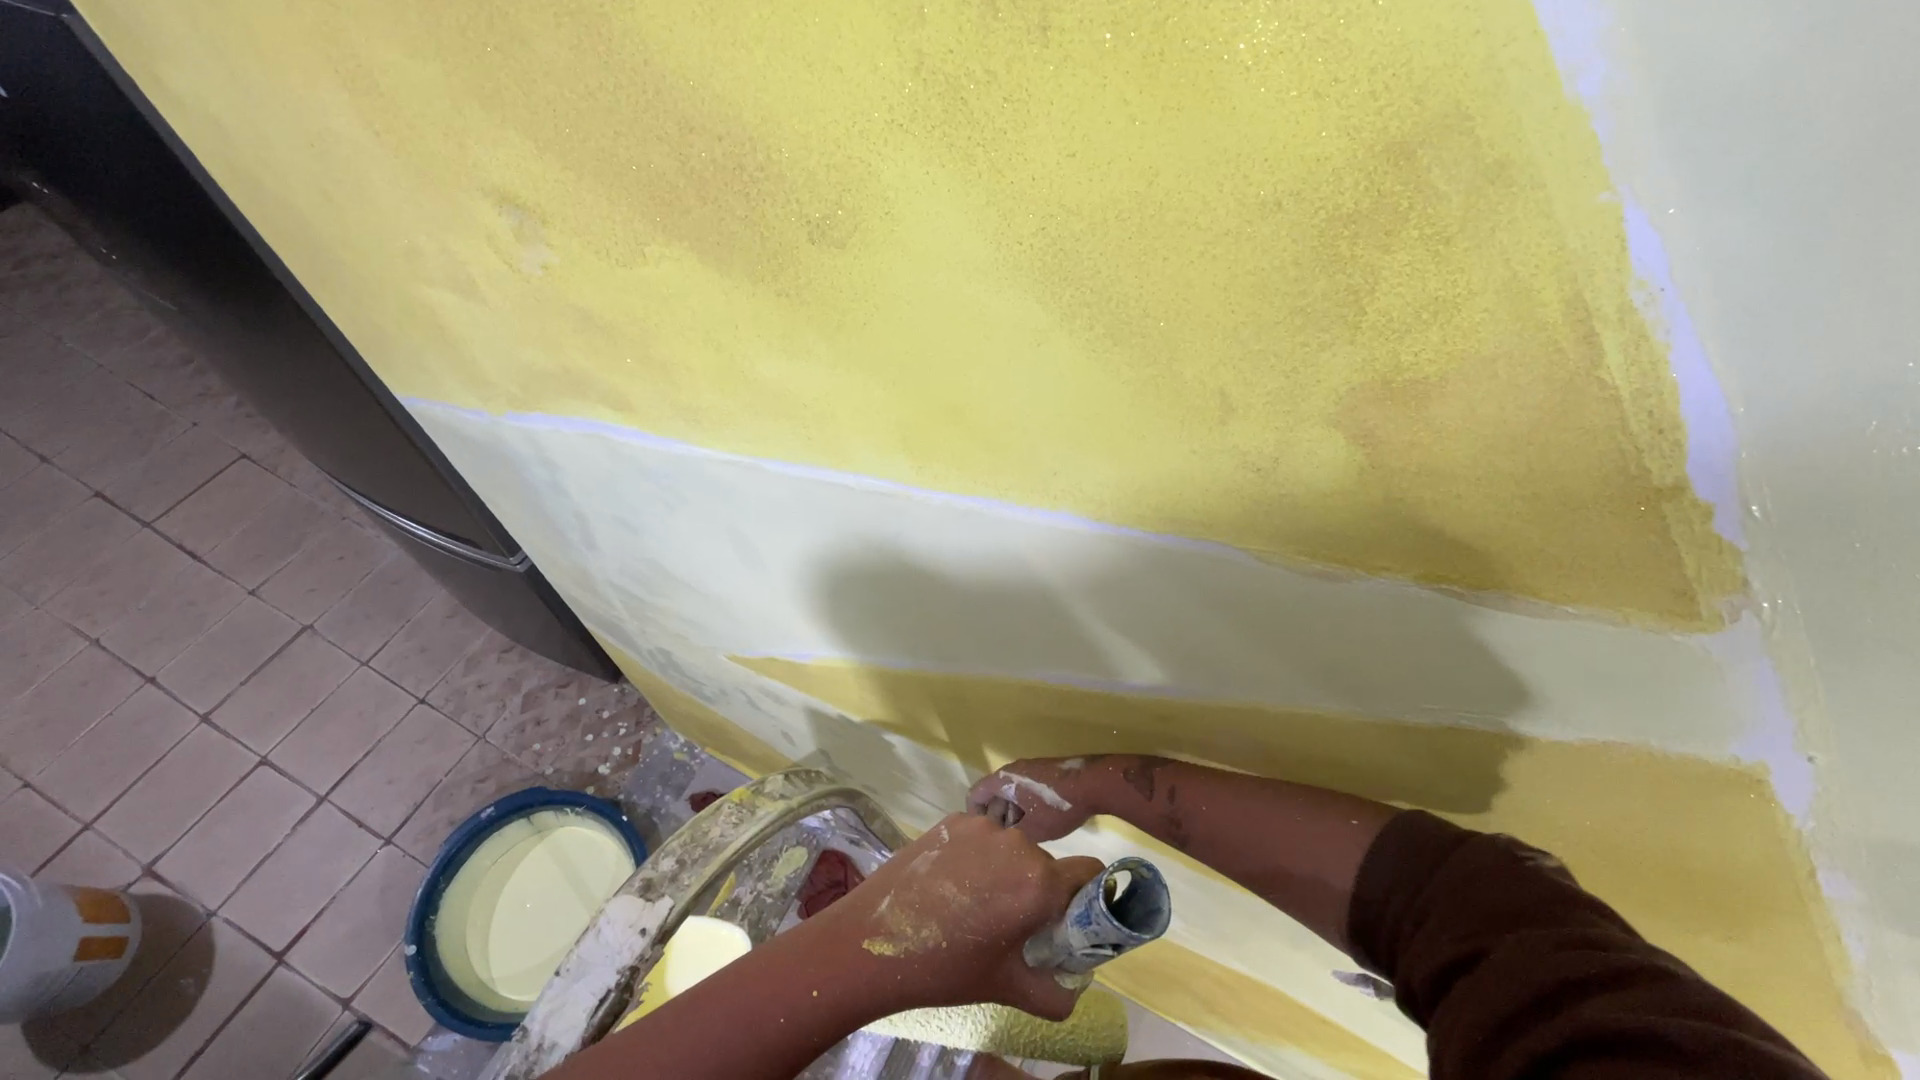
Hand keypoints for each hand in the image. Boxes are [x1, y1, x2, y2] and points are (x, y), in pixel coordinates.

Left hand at [813, 813, 1103, 1019]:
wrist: (871, 942)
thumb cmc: (944, 968)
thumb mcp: (1007, 988)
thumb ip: (1056, 995)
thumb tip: (1075, 988)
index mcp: (1039, 884)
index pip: (1089, 873)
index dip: (1084, 896)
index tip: (1063, 920)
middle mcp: (1018, 845)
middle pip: (1046, 865)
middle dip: (1037, 892)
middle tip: (1010, 924)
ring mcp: (982, 828)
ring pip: (1013, 850)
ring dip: (1005, 872)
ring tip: (974, 905)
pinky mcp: (953, 820)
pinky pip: (982, 837)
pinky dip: (977, 857)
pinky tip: (953, 884)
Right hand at [966, 757, 1123, 841]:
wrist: (1094, 783)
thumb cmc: (1057, 807)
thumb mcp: (1032, 831)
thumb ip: (1011, 837)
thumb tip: (1002, 844)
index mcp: (1002, 780)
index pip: (975, 795)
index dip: (974, 817)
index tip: (982, 838)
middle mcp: (1013, 770)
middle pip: (993, 794)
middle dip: (995, 819)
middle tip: (1004, 843)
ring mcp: (1031, 769)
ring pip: (1011, 793)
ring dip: (1012, 814)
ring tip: (1022, 838)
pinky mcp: (1046, 772)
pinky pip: (1026, 790)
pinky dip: (1026, 807)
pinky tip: (1040, 826)